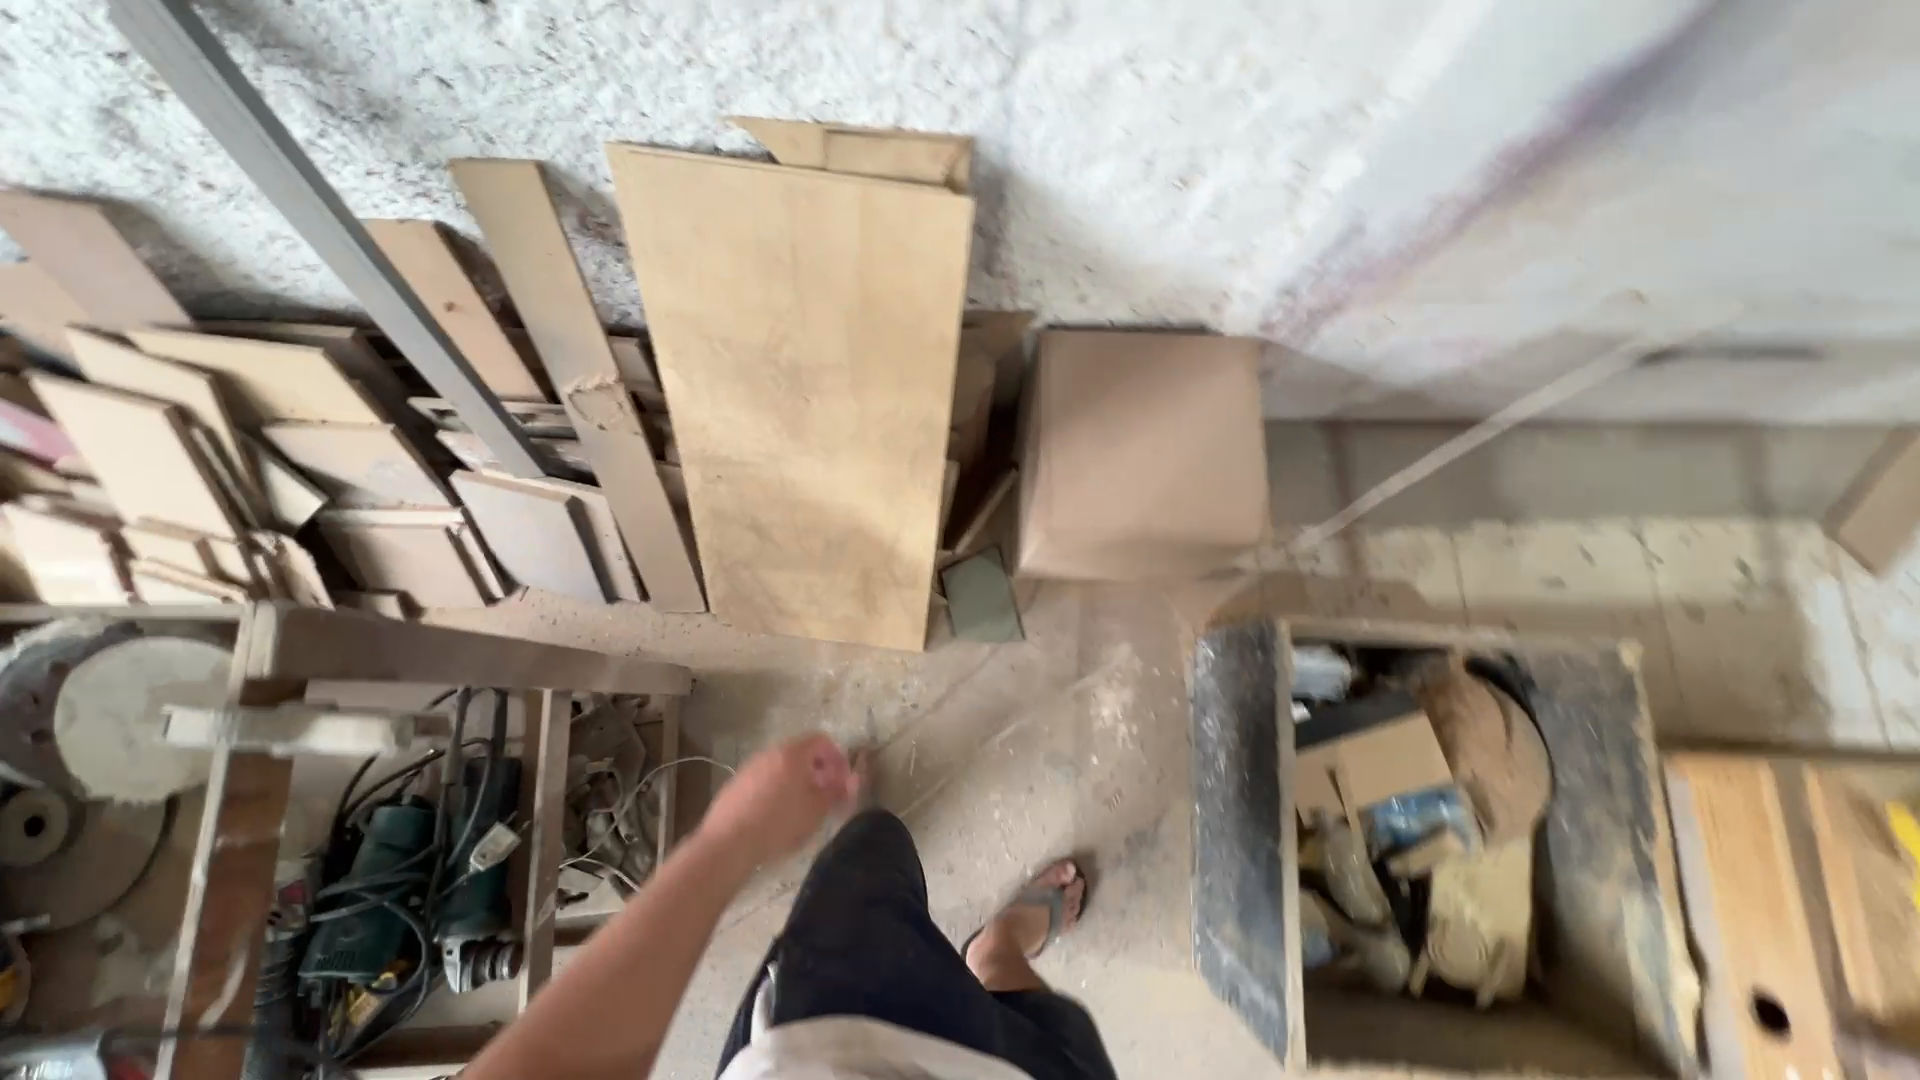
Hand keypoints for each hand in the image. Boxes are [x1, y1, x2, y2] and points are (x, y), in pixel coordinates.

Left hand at [696, 733, 858, 867]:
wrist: (728, 843)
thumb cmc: (780, 822)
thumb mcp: (817, 810)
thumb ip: (837, 792)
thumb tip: (851, 781)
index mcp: (792, 753)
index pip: (821, 740)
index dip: (837, 758)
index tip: (842, 781)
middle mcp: (769, 753)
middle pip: (801, 753)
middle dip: (818, 771)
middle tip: (825, 796)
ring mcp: (749, 768)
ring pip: (781, 767)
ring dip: (797, 782)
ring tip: (802, 809)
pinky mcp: (735, 785)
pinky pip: (764, 780)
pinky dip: (776, 790)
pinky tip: (775, 817)